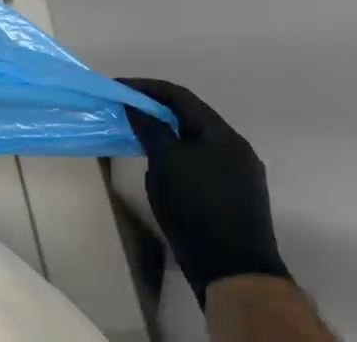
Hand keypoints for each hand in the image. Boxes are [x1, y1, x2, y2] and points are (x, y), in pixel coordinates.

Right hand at [120, 78, 290, 306]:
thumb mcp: (165, 163)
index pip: (180, 96)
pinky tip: (160, 157)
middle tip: (124, 107)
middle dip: (156, 107)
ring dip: (167, 128)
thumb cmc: (195, 209)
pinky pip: (202, 156)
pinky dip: (178, 148)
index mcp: (223, 136)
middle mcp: (236, 148)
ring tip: (137, 130)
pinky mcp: (235, 190)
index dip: (146, 87)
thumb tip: (133, 103)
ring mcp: (239, 171)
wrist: (232, 268)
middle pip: (191, 115)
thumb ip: (150, 129)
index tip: (117, 87)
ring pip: (196, 137)